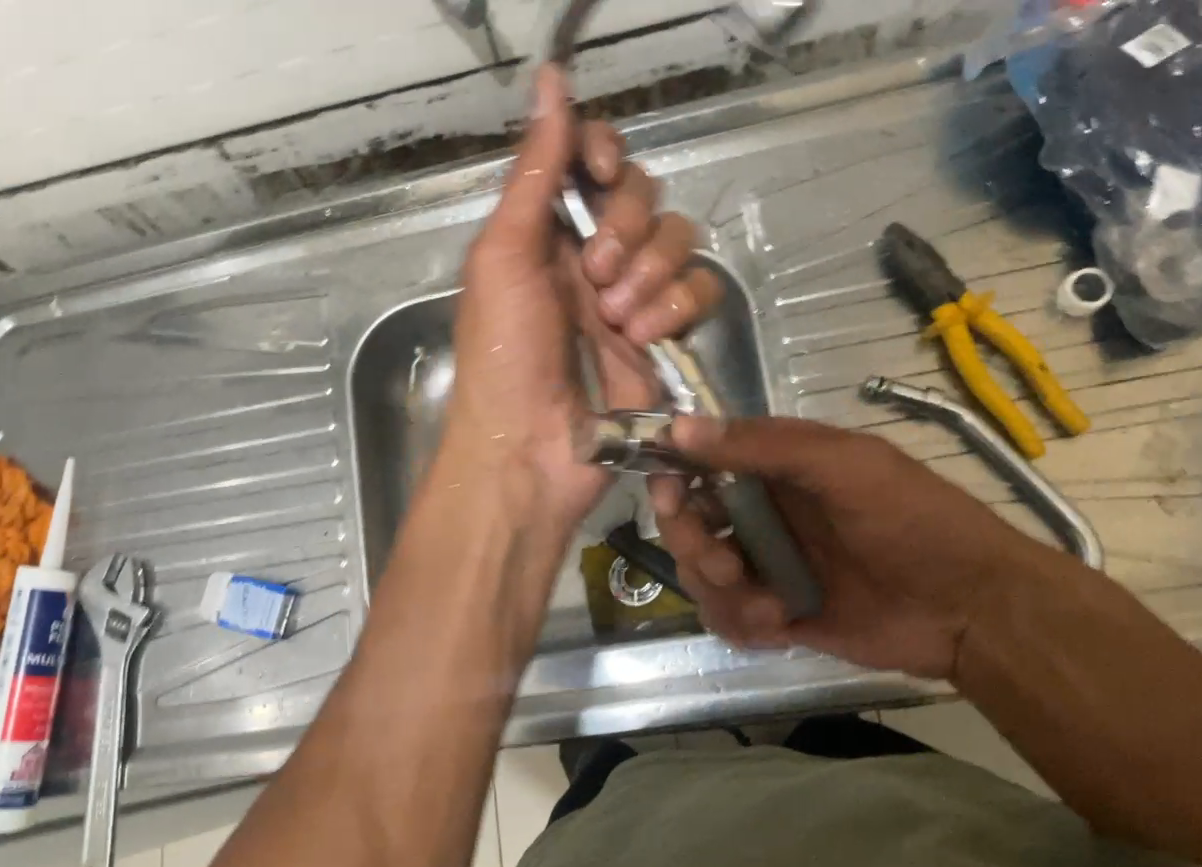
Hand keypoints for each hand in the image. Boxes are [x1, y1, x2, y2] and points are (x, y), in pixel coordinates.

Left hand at [441, 65, 723, 529]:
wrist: (528, 451)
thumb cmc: (502, 355)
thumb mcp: (504, 256)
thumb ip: (535, 171)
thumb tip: (551, 80)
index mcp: (545, 230)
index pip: (591, 157)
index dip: (605, 154)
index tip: (601, 175)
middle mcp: (590, 255)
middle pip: (644, 195)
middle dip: (627, 228)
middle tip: (595, 276)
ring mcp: (630, 297)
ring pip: (678, 242)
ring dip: (651, 275)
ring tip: (616, 321)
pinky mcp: (664, 337)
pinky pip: (699, 293)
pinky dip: (676, 309)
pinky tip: (644, 340)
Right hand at [650, 415, 1052, 679]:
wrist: (971, 609)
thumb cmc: (915, 523)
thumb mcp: (845, 468)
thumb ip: (764, 447)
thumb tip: (678, 429)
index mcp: (780, 468)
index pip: (703, 461)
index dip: (675, 476)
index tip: (669, 498)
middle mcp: (767, 513)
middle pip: (691, 522)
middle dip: (694, 545)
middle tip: (723, 566)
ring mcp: (770, 565)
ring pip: (702, 574)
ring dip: (722, 593)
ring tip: (770, 608)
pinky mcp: (777, 614)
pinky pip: (726, 617)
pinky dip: (740, 624)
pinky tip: (778, 627)